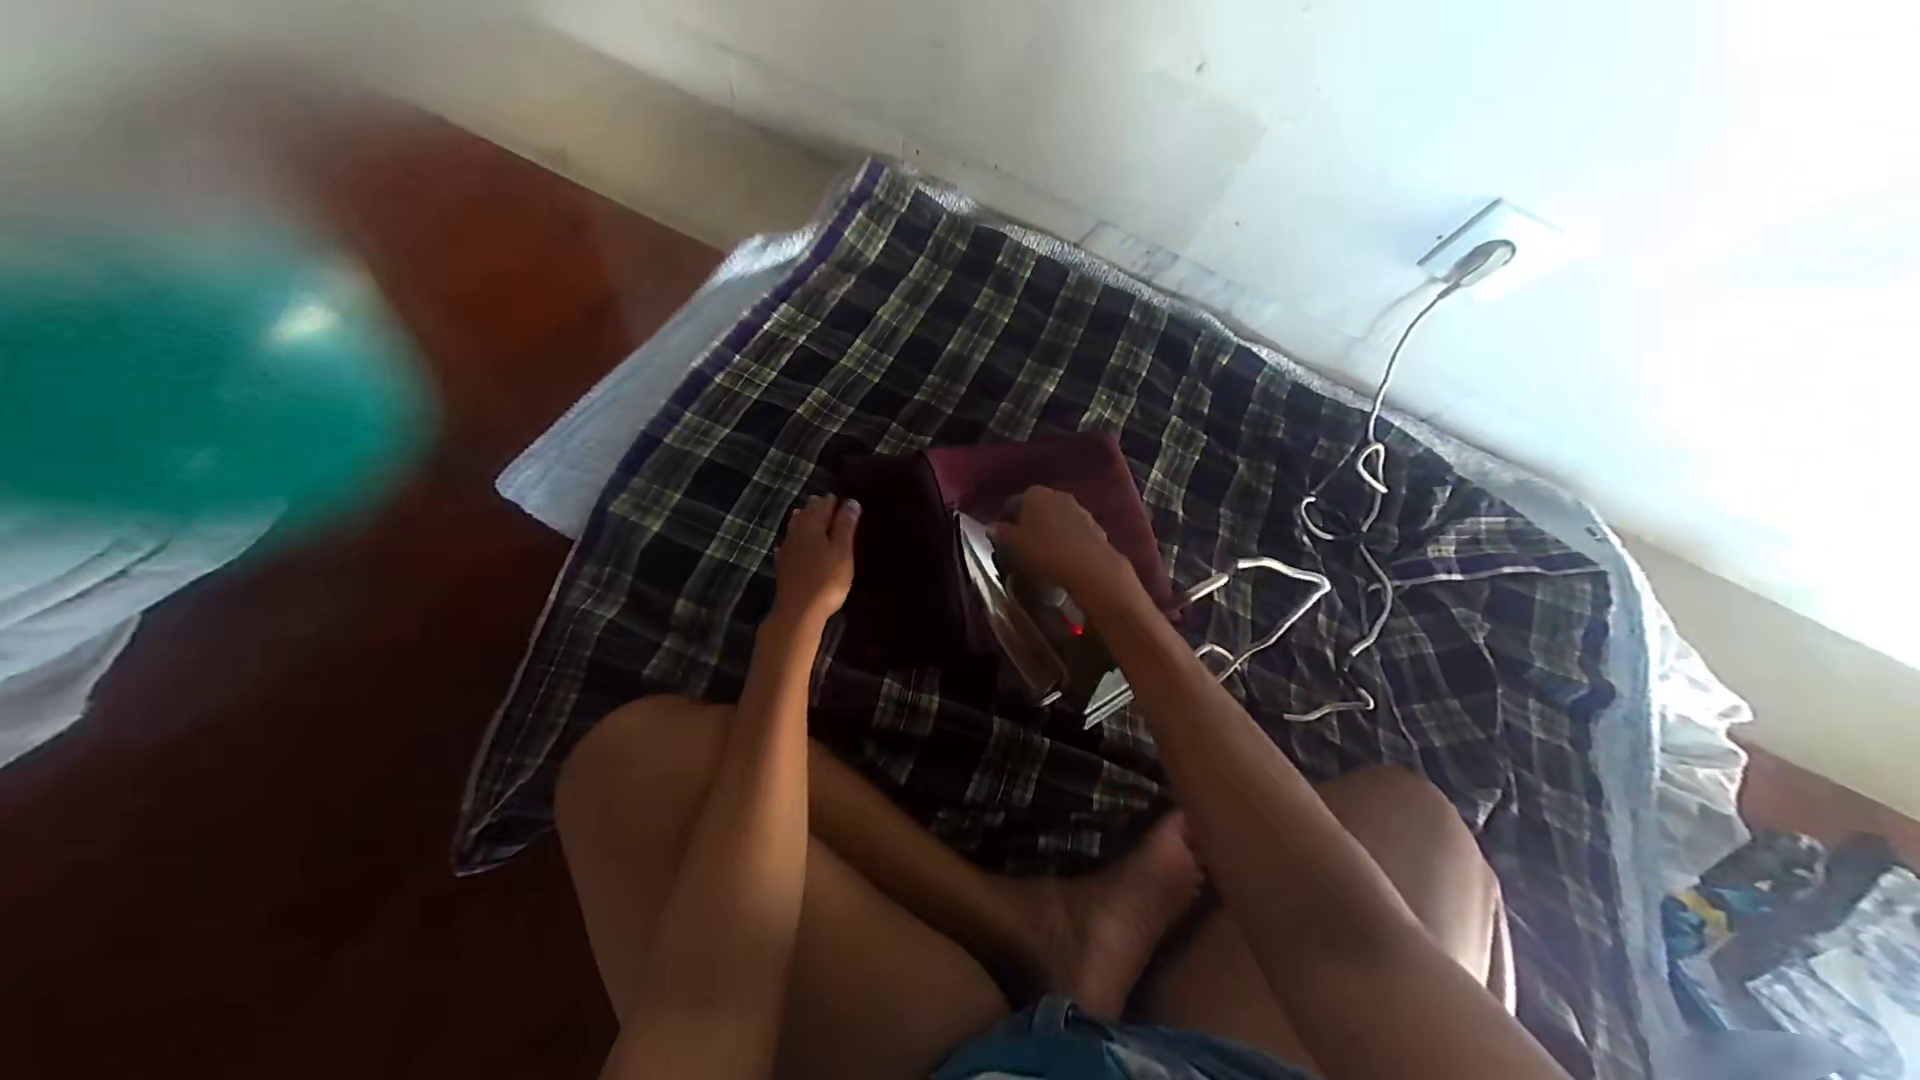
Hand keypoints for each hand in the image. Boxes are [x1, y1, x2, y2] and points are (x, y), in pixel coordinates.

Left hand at [773, 494, 859, 622]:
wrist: (799, 611)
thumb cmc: (827, 579)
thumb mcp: (842, 551)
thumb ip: (846, 525)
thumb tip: (851, 502)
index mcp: (812, 524)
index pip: (825, 503)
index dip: (837, 501)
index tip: (848, 502)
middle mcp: (796, 531)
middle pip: (808, 511)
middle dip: (820, 507)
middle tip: (835, 508)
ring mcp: (787, 547)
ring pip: (797, 525)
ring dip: (807, 520)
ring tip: (818, 519)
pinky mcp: (783, 564)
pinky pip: (791, 543)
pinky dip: (798, 538)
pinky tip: (797, 543)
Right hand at [990, 486, 1135, 602]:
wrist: (1089, 567)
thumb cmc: (1044, 551)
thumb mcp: (1013, 546)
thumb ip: (1001, 534)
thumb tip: (992, 527)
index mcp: (1035, 494)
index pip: (1015, 502)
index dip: (1008, 517)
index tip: (1005, 534)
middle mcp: (1059, 496)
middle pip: (1040, 508)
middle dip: (1033, 522)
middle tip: (1024, 544)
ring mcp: (1081, 511)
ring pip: (1060, 519)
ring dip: (1053, 532)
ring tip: (1046, 554)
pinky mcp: (1097, 529)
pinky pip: (1076, 534)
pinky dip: (1070, 542)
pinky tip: (1065, 560)